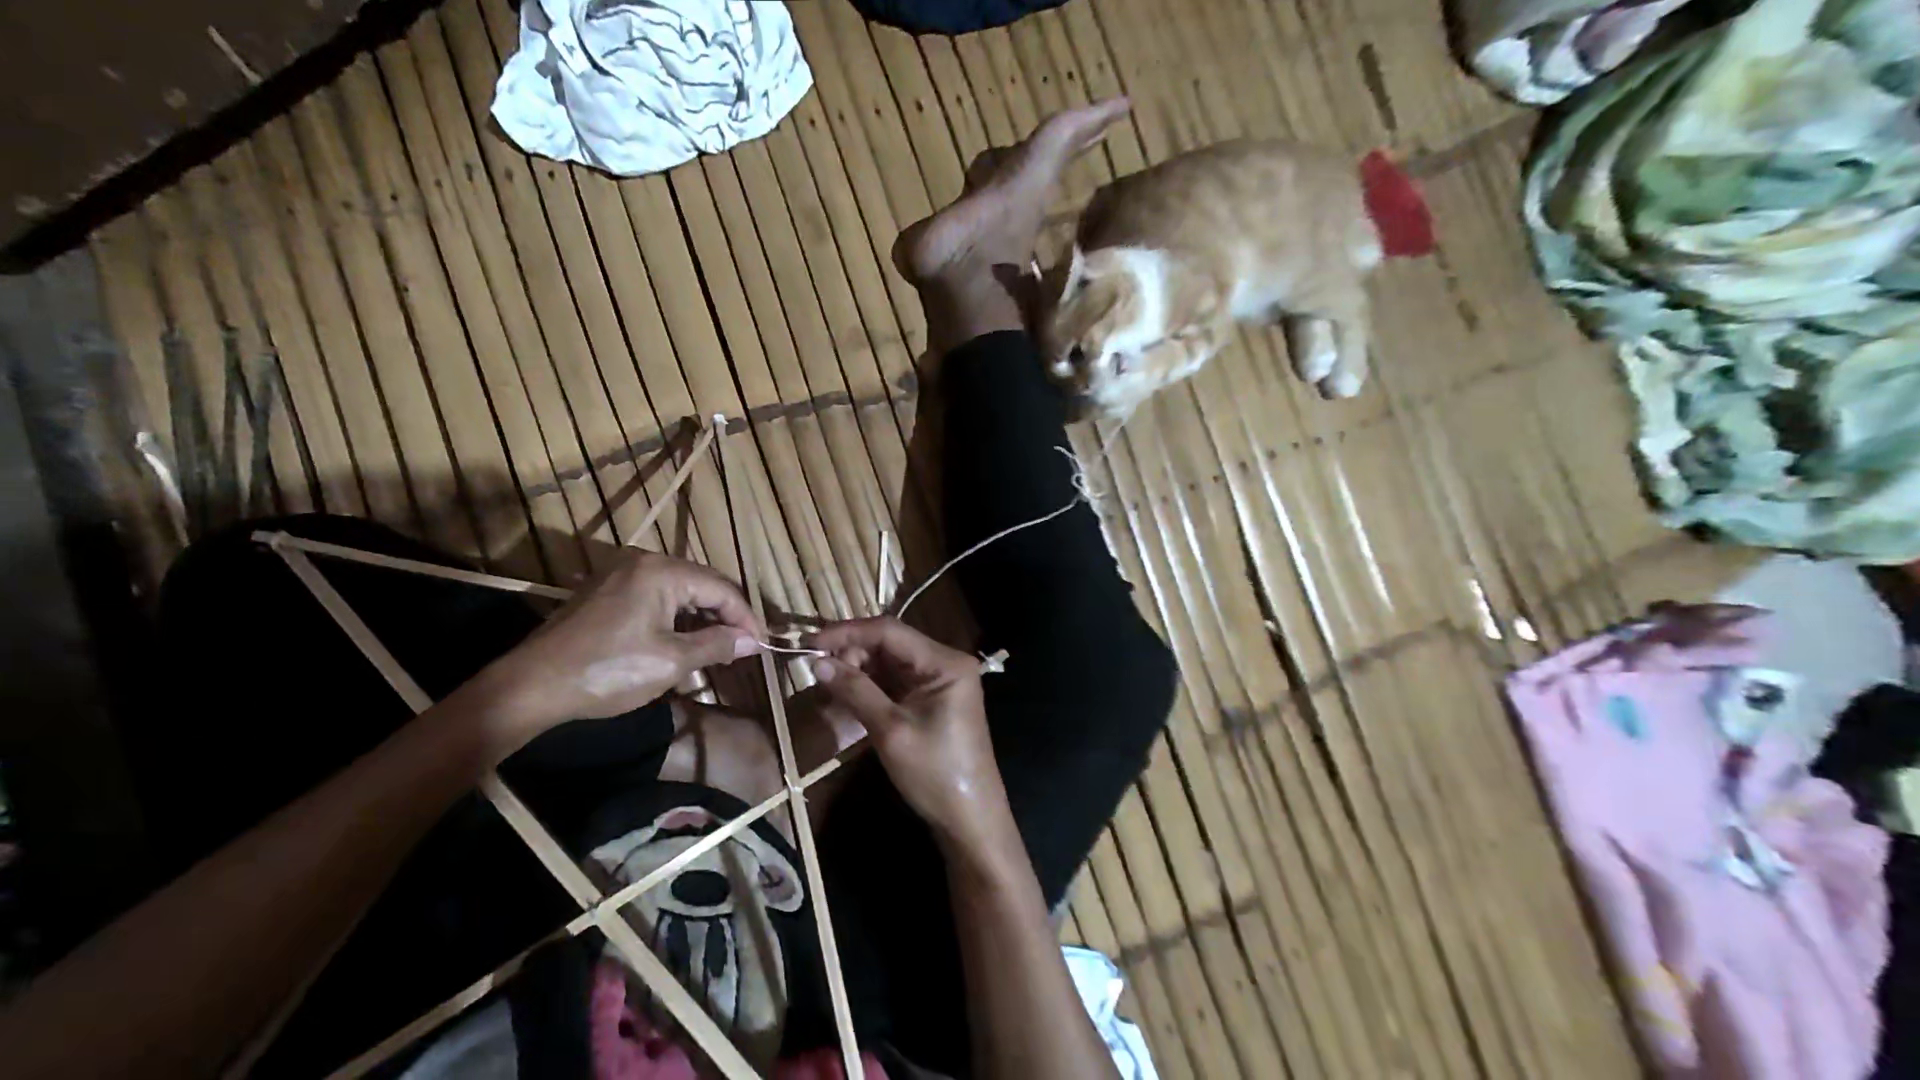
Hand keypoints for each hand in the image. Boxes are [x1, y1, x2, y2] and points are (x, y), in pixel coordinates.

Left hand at [474, 551, 762, 735]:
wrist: (531, 686)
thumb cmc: (608, 671)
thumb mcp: (671, 661)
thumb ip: (717, 645)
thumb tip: (752, 641)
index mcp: (662, 571)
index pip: (722, 589)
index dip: (746, 617)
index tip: (762, 645)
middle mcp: (643, 562)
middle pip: (702, 583)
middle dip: (726, 614)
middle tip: (744, 645)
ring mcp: (620, 573)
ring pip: (679, 588)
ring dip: (702, 615)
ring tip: (719, 644)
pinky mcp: (605, 590)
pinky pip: (655, 594)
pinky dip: (676, 614)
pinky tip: (684, 637)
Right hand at [806, 618, 1013, 854]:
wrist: (969, 819)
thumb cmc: (934, 773)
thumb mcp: (890, 730)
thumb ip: (855, 691)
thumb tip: (817, 663)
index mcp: (945, 662)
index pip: (890, 631)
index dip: (848, 632)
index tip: (811, 642)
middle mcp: (945, 663)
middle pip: (891, 643)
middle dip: (852, 652)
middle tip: (817, 670)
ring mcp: (939, 681)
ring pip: (890, 662)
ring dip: (858, 669)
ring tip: (827, 683)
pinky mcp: (931, 700)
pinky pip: (895, 682)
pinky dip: (870, 686)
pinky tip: (845, 695)